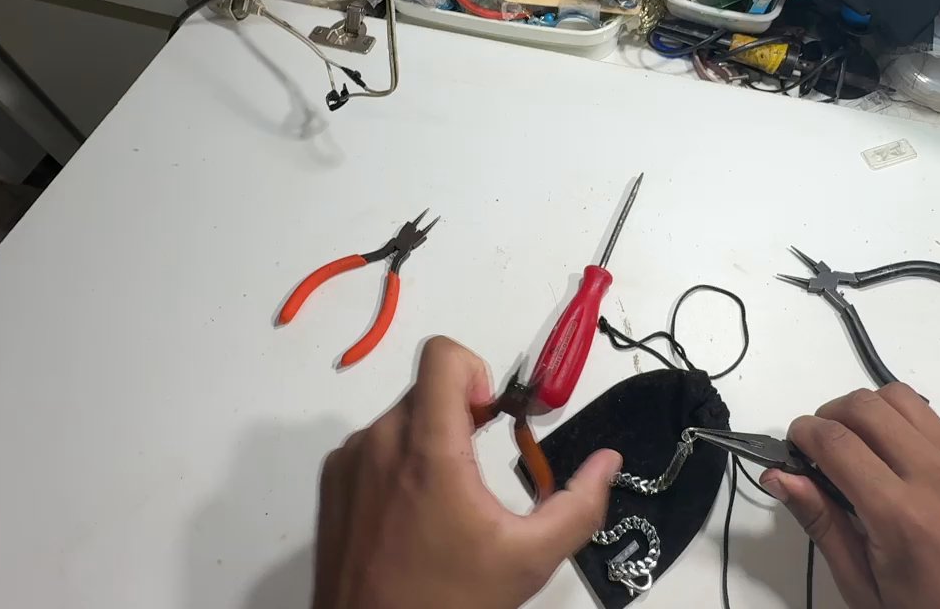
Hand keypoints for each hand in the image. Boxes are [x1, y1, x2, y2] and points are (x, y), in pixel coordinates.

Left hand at [313, 337, 623, 608]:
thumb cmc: (449, 602)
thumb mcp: (527, 560)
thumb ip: (577, 505)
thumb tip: (608, 459)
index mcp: (427, 447)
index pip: (442, 355)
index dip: (474, 370)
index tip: (488, 415)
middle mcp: (380, 439)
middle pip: (429, 388)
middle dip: (460, 413)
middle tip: (477, 467)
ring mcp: (349, 459)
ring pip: (403, 415)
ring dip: (429, 437)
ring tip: (442, 500)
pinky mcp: (331, 481)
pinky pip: (373, 443)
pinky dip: (397, 460)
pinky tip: (409, 514)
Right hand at [761, 385, 939, 608]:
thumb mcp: (866, 590)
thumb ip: (822, 524)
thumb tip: (777, 475)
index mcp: (902, 517)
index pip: (835, 441)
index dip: (802, 433)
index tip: (792, 449)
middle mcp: (936, 478)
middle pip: (864, 405)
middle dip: (828, 415)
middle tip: (819, 450)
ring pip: (898, 396)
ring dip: (865, 410)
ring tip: (856, 447)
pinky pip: (930, 417)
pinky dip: (899, 421)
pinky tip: (894, 459)